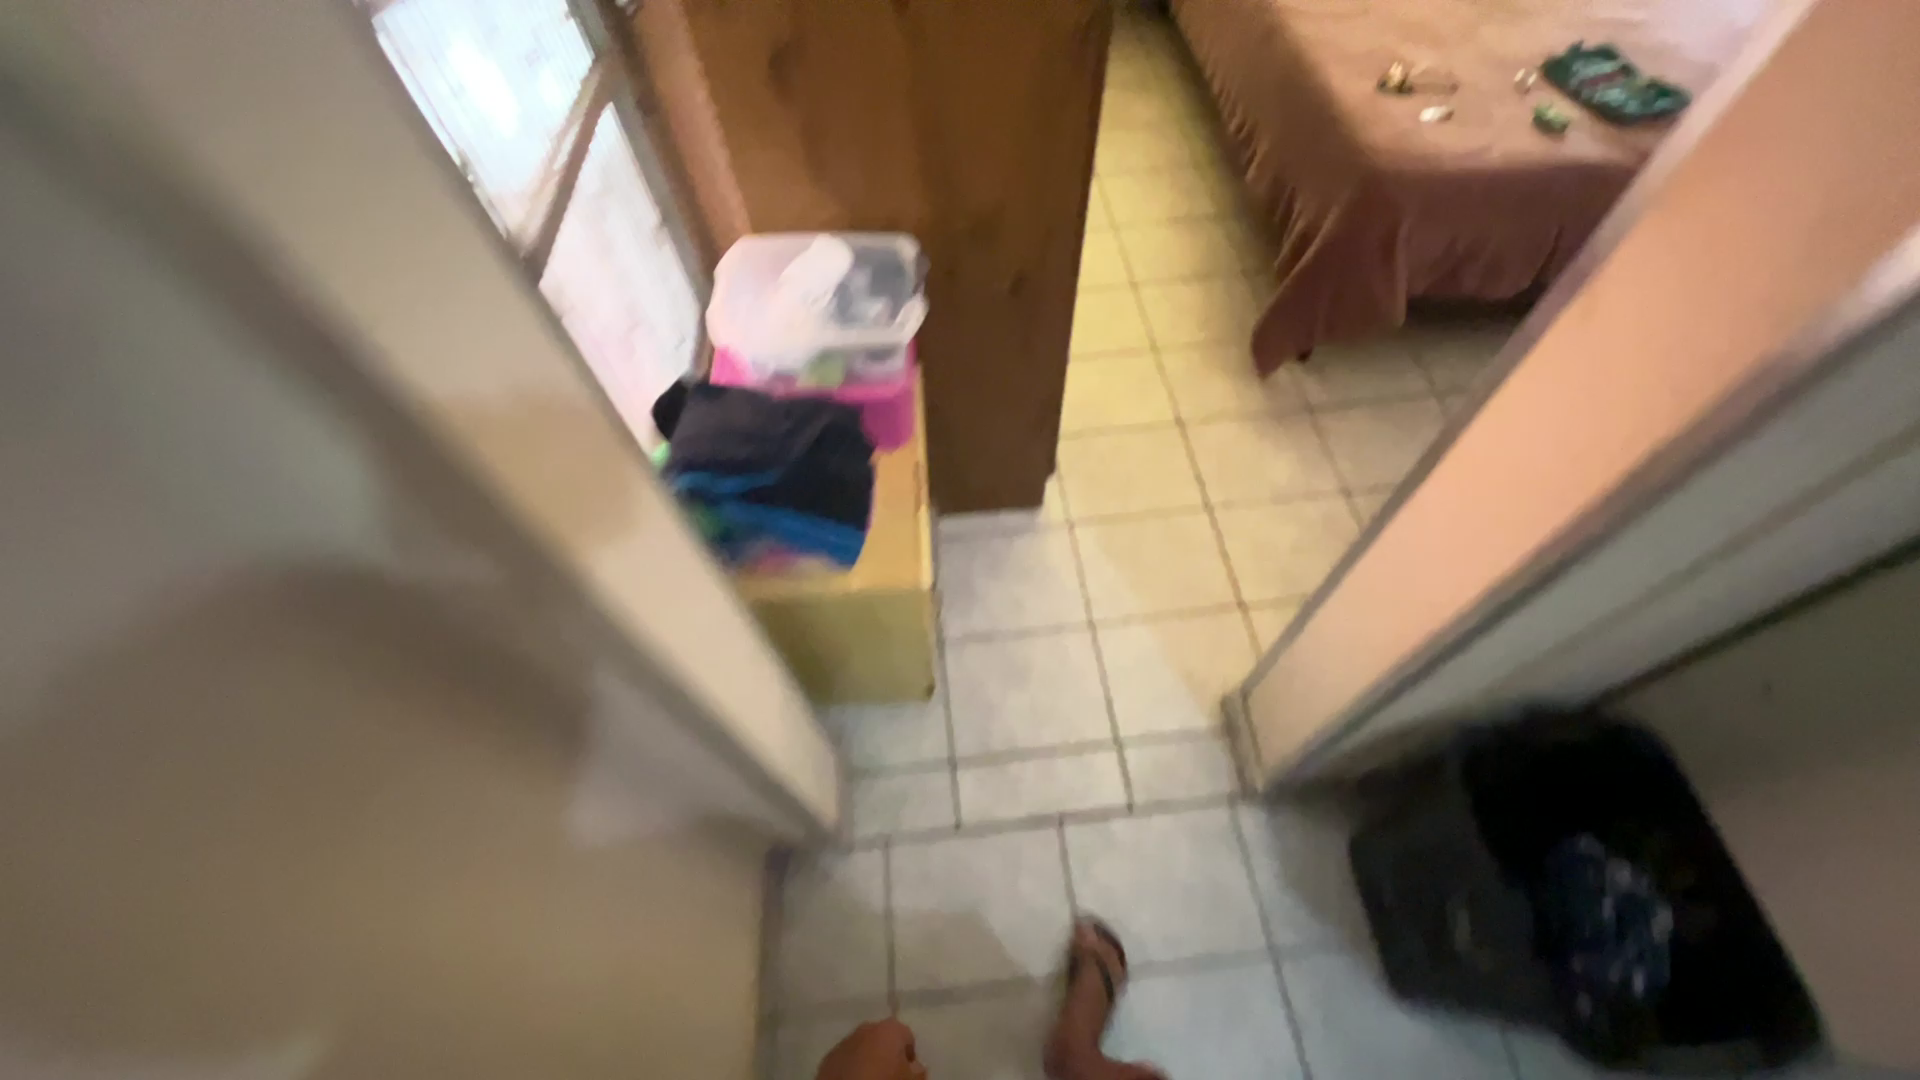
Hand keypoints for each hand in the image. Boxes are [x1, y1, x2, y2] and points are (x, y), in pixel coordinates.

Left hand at [815, 1018, 926, 1079]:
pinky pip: (846, 1060)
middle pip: (883, 1039)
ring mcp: (844, 1042)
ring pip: (863, 1048)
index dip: (910, 1057)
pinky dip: (851, 1069)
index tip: (908, 1074)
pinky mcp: (827, 1060)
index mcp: (890, 1029)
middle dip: (887, 1055)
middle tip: (889, 1076)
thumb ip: (918, 1072)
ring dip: (868, 1061)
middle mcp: (866, 1028)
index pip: (907, 1037)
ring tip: (870, 1079)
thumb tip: (916, 1067)